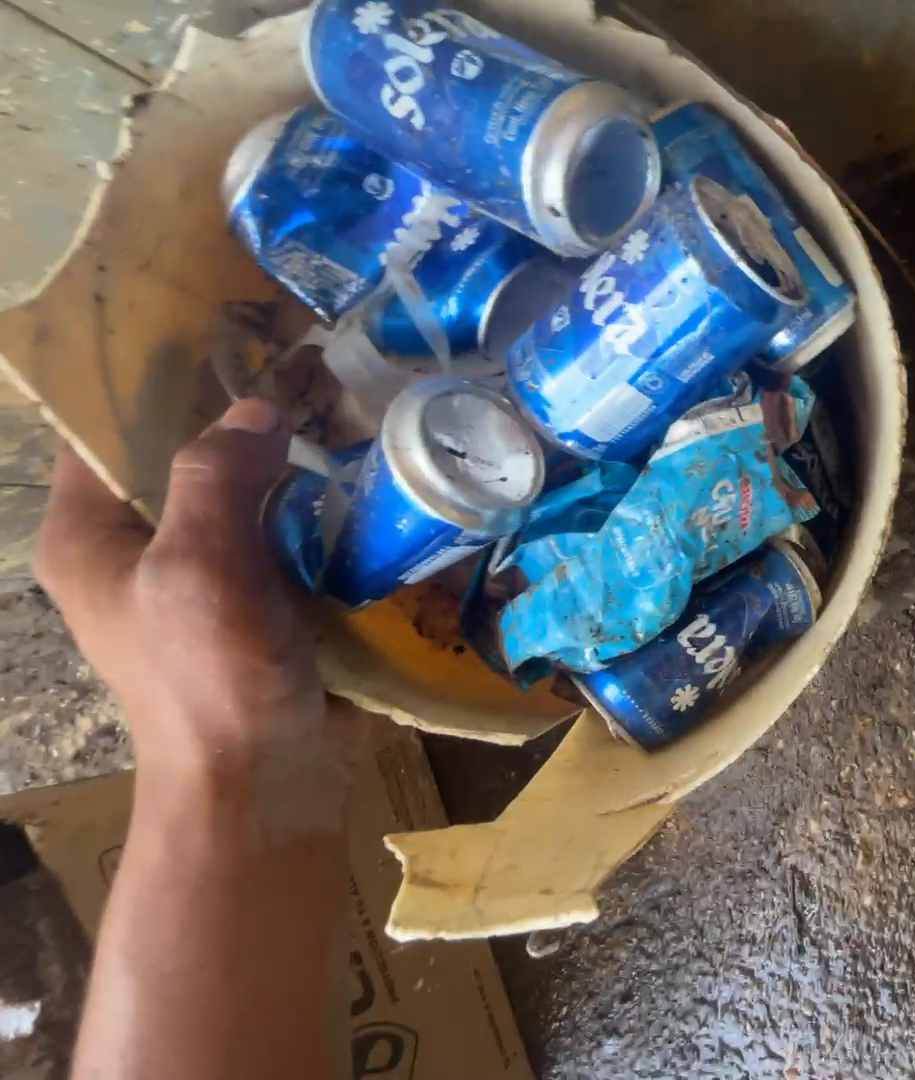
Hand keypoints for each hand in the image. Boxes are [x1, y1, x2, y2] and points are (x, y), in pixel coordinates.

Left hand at [35, 399, 354, 818]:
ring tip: (364, 436)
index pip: (114, 434)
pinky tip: (374, 502)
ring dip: (305, 475)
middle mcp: (148, 549)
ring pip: (257, 502)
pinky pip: (296, 541)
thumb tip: (261, 407)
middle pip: (196, 464)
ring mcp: (215, 579)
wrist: (265, 772)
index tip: (248, 352)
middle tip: (329, 389)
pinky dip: (330, 519)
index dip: (171, 389)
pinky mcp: (271, 604)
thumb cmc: (212, 675)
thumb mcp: (200, 571)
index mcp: (94, 536)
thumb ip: (219, 483)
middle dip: (258, 430)